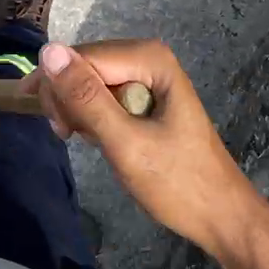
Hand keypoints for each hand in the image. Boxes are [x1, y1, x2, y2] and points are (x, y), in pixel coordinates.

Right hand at [22, 39, 263, 260]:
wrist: (222, 218)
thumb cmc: (179, 184)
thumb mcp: (126, 143)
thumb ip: (86, 98)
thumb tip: (47, 51)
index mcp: (148, 58)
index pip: (80, 57)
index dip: (59, 88)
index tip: (58, 129)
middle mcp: (146, 56)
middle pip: (82, 64)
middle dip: (66, 98)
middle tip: (68, 137)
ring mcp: (145, 74)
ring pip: (87, 79)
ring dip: (76, 109)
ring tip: (82, 139)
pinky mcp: (142, 94)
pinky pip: (100, 92)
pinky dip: (90, 114)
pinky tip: (94, 136)